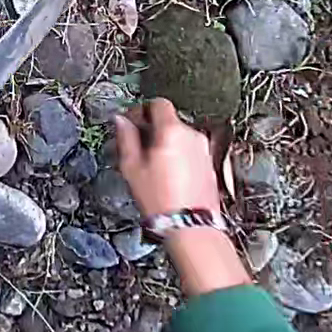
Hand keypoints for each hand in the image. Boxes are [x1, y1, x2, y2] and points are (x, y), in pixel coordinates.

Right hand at [113, 98, 249, 296]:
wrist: (191, 227)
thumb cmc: (161, 200)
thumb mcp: (132, 167)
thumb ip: (126, 138)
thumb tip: (121, 121)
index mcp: (172, 131)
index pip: (158, 104)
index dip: (142, 110)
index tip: (132, 123)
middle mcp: (192, 135)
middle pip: (169, 120)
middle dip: (152, 130)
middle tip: (137, 148)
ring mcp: (203, 150)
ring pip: (180, 137)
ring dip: (166, 144)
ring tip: (152, 166)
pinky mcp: (210, 164)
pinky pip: (190, 151)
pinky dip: (179, 156)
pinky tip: (168, 175)